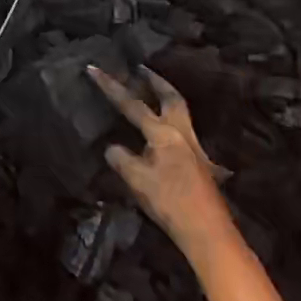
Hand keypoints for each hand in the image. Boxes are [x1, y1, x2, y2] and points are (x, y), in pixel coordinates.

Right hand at [86, 66, 232, 251]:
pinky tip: (159, 134)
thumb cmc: (169, 201)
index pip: (132, 104)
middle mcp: (183, 135)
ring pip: (181, 115)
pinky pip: (181, 133)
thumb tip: (115, 147)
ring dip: (165, 100)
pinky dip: (169, 123)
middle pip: (172, 99)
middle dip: (156, 81)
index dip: (111, 86)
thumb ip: (120, 157)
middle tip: (141, 68)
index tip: (94, 68)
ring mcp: (195, 150)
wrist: (207, 232)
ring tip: (151, 94)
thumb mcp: (134, 178)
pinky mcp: (199, 165)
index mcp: (164, 134)